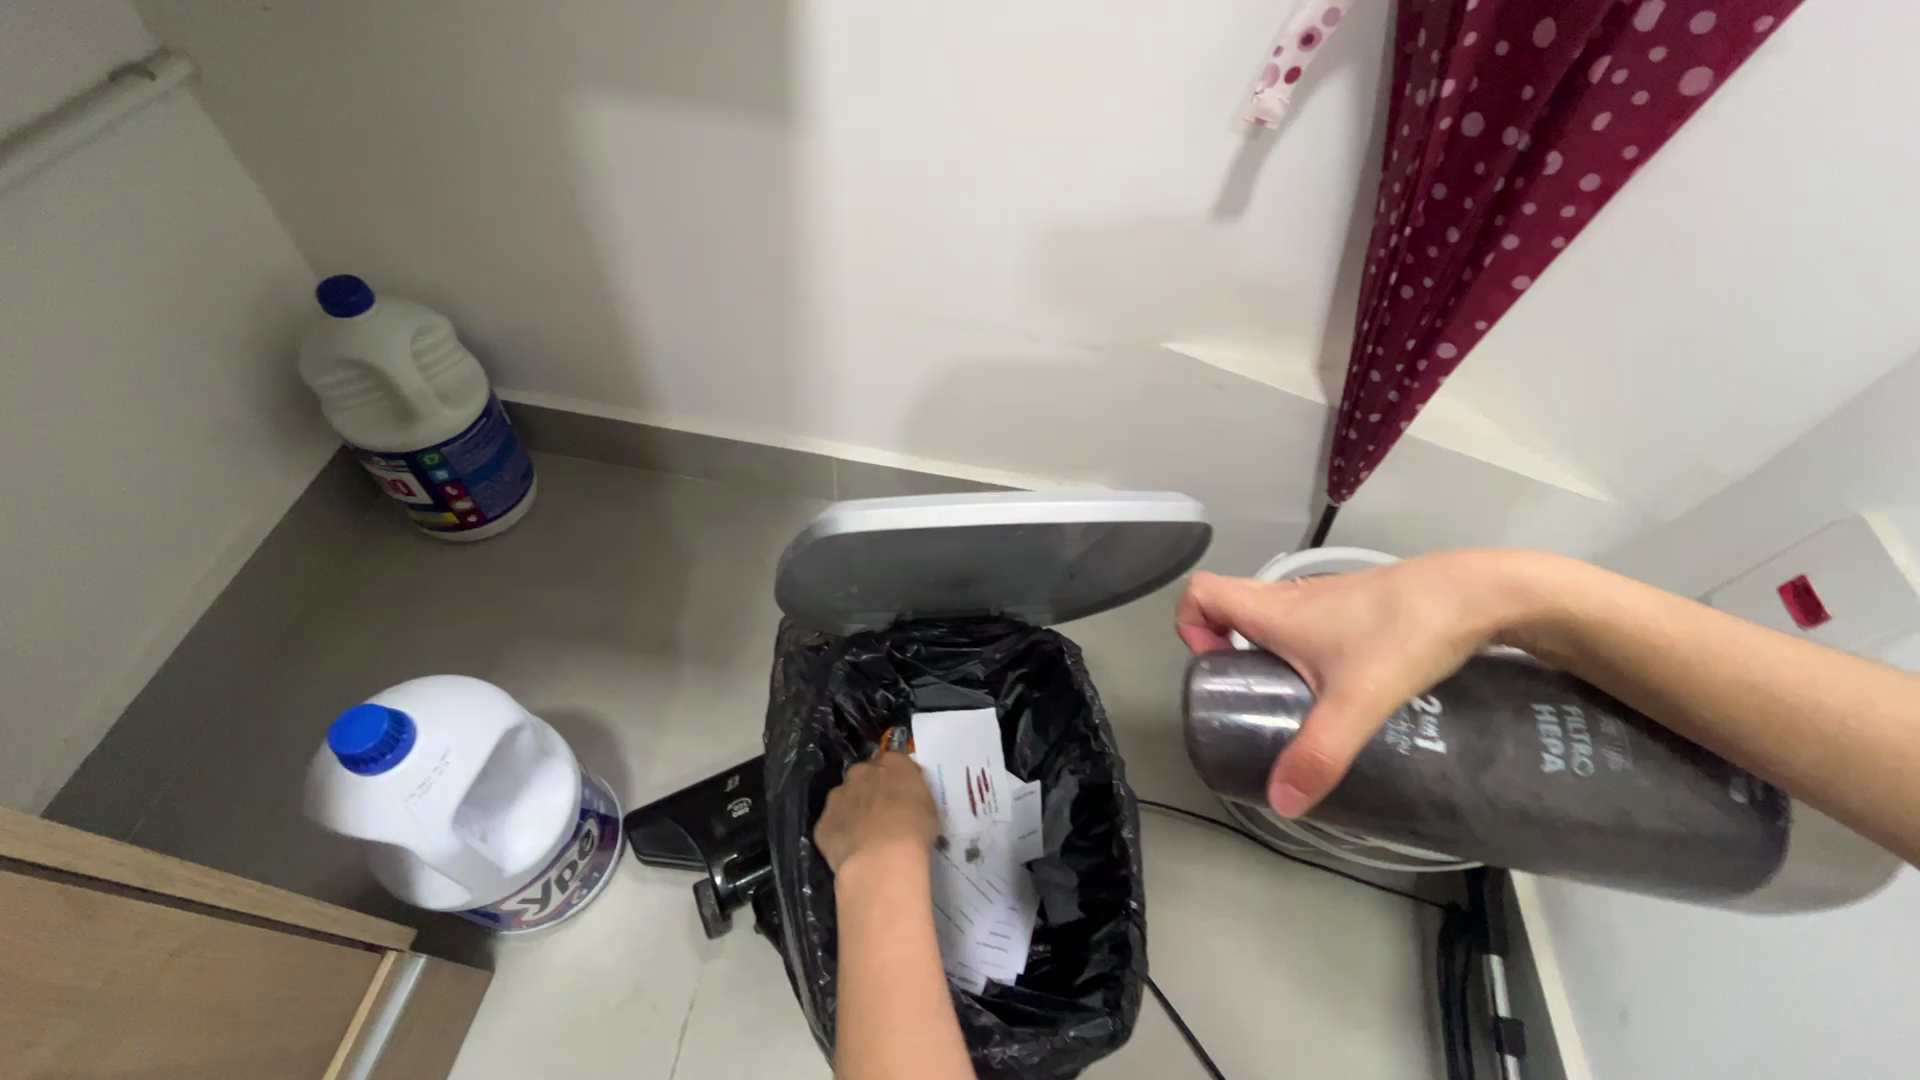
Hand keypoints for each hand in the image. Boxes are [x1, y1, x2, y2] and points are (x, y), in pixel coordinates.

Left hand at [815, 752, 939, 874]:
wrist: (881, 858)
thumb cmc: (914, 830)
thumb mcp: (929, 808)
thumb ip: (913, 796)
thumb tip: (905, 800)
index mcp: (893, 764)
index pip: (894, 761)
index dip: (896, 778)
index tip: (902, 794)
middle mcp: (862, 772)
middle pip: (864, 775)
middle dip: (870, 789)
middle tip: (881, 813)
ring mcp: (838, 796)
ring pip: (844, 798)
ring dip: (852, 810)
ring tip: (864, 835)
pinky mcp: (823, 823)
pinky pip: (832, 825)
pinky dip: (840, 834)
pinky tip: (851, 851)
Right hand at [1176, 550, 1545, 817]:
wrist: (1480, 592)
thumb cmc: (1404, 632)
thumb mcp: (1358, 701)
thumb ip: (1319, 753)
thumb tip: (1282, 803)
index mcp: (1273, 611)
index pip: (1200, 591)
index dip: (1190, 624)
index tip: (1215, 664)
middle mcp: (1290, 597)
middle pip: (1229, 603)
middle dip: (1224, 644)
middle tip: (1251, 691)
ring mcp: (1326, 597)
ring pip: (1269, 613)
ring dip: (1263, 646)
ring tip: (1293, 695)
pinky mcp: (1357, 603)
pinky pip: (1305, 620)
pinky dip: (1301, 645)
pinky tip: (1341, 682)